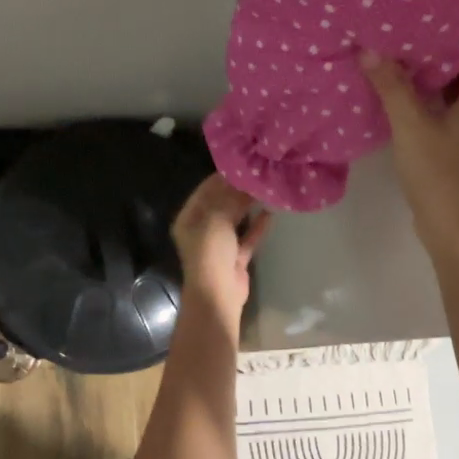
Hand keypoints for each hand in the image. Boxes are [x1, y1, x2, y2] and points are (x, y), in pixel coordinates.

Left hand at [172, 174, 271, 324]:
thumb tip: (244, 182)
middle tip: (257, 174)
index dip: (221, 178)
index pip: (204, 191)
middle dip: (237, 191)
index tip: (241, 164)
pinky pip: (247, 237)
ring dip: (247, 207)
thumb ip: (230, 198)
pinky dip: (256, 226)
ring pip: (234, 220)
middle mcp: (201, 229)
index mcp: (189, 219)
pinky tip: (269, 213)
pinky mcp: (234, 257)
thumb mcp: (217, 219)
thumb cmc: (211, 252)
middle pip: (220, 204)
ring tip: (264, 189)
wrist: (218, 294)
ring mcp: (218, 245)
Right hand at [360, 16, 458, 262]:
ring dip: (439, 50)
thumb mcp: (413, 129)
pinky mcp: (456, 132)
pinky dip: (427, 78)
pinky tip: (400, 68)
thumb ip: (392, 88)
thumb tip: (369, 48)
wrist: (455, 232)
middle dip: (457, 20)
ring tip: (409, 21)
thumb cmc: (444, 178)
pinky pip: (444, 93)